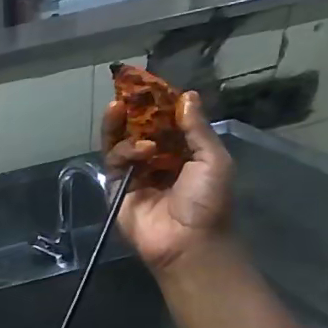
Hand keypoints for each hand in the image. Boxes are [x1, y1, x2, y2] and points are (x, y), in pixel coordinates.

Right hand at [100, 90, 233, 271]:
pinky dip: (124, 149)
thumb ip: (196, 129)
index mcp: (182, 153)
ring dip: (121, 125)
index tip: (149, 85)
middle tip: (124, 90)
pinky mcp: (115, 185)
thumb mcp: (213, 160)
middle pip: (137, 128)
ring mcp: (133, 173)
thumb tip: (187, 96)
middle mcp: (156, 160)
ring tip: (121, 109)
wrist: (187, 241)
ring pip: (120, 141)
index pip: (165, 123)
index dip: (157, 104)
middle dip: (131, 109)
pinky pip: (114, 160)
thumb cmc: (208, 201)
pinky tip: (142, 150)